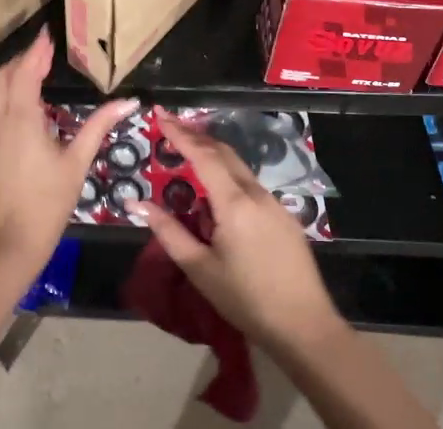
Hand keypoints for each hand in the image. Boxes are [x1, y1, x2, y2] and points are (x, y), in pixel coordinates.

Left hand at [0, 27, 137, 271]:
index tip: (49, 33)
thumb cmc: (50, 199)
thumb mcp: (79, 160)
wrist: (18, 236)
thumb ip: (100, 126)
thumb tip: (129, 101)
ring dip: (17, 70)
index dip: (37, 51)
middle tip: (48, 47)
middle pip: (7, 75)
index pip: (26, 72)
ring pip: (0, 88)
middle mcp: (5, 118)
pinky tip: (31, 93)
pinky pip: (0, 102)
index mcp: (24, 118)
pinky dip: (12, 87)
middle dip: (26, 57)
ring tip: (40, 62)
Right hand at [132, 111, 339, 353]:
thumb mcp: (199, 268)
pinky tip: (217, 189)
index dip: (180, 133)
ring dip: (213, 154)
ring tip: (188, 152)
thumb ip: (168, 231)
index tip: (160, 114)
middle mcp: (257, 194)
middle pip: (224, 153)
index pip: (203, 155)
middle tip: (170, 125)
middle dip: (196, 136)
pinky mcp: (285, 218)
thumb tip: (137, 204)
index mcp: (234, 202)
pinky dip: (229, 174)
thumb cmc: (246, 299)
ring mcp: (275, 204)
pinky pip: (251, 185)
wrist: (305, 327)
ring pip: (239, 168)